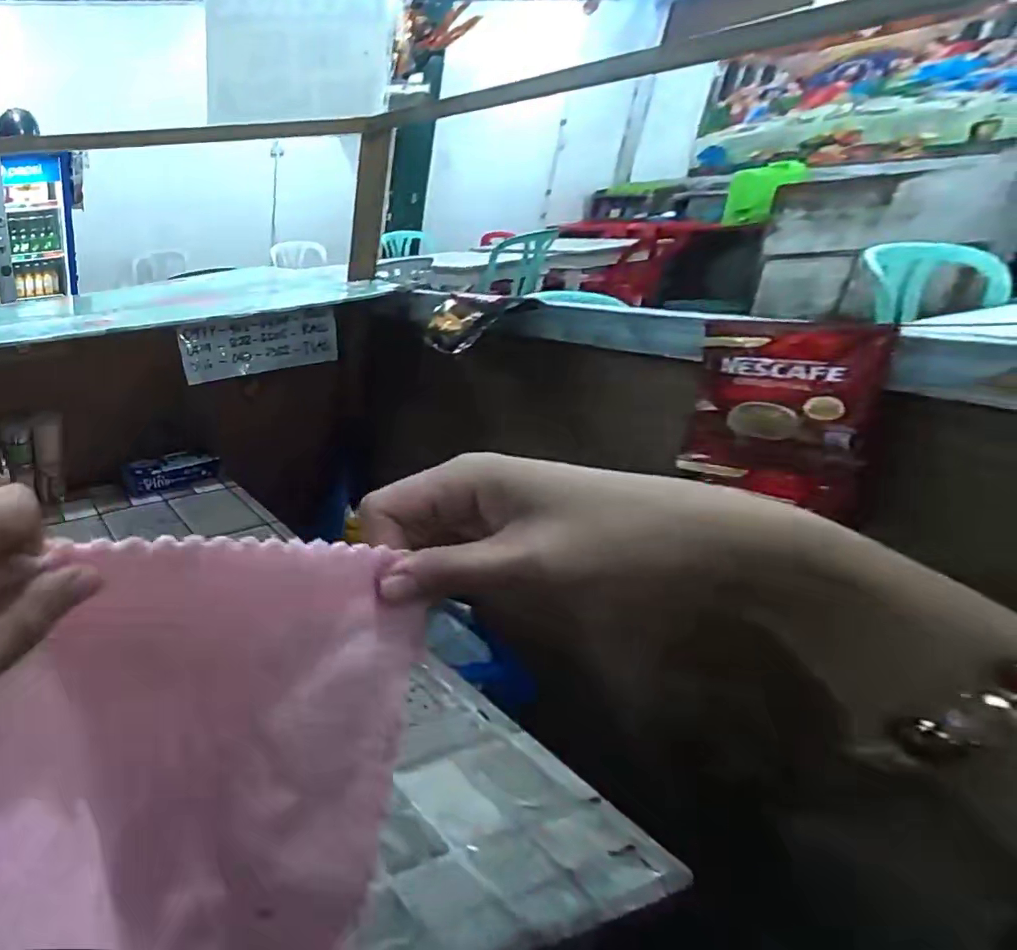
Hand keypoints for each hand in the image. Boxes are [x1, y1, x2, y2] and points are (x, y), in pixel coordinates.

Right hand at [360, 452, 806, 608]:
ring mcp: (484, 510)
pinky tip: (455, 608)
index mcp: (459, 478)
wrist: (720, 543)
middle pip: (399, 524)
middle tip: (406, 619)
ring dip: (419, 577)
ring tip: (427, 619)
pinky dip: (446, 580)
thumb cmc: (618, 543)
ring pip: (423, 542)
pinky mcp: (506, 534)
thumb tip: (380, 587)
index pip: (382, 508)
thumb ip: (448, 571)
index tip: (395, 600)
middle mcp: (462, 488)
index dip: (378, 550)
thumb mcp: (527, 563)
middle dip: (395, 567)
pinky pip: (454, 553)